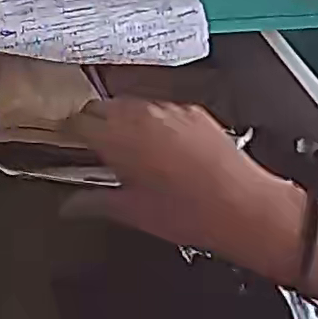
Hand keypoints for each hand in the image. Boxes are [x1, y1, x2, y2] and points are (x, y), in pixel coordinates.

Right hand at [63, 98, 309, 284]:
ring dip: (123, 120)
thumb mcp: (134, 212)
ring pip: (131, 104)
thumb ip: (94, 203)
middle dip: (95, 123)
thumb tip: (70, 206)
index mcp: (119, 138)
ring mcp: (167, 109)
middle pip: (101, 106)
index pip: (78, 120)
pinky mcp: (190, 109)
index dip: (71, 131)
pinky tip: (163, 147)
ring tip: (132, 149)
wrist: (247, 208)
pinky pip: (160, 108)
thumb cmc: (193, 214)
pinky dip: (153, 121)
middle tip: (97, 147)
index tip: (70, 141)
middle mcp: (140, 116)